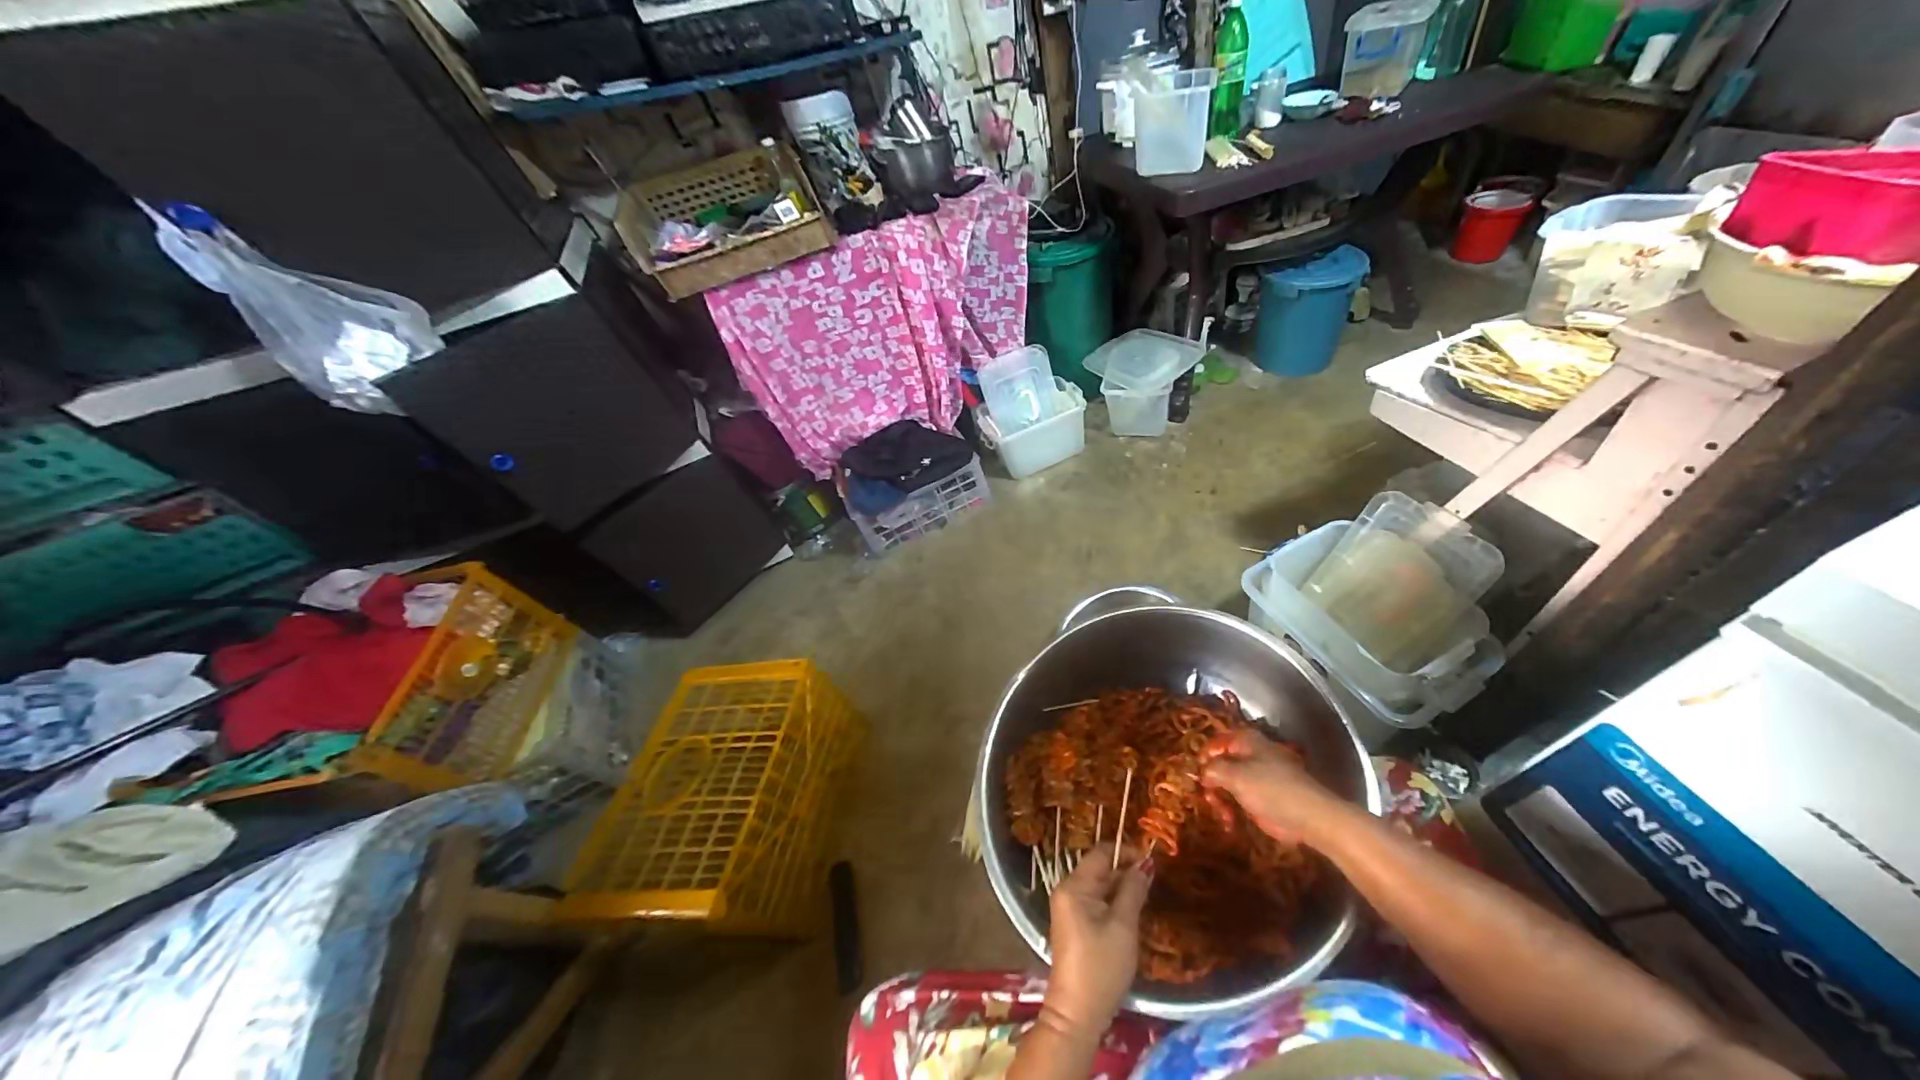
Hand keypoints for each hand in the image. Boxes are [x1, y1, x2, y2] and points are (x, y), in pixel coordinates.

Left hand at [1041, 842, 1151, 1038]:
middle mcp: (1067, 890)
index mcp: (1074, 886)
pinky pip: (1095, 900)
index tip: (1152, 860)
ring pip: (1099, 885)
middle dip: (1125, 869)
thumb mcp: (1123, 926)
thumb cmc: (1101, 966)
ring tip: (1148, 891)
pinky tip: (1132, 909)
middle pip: (1098, 868)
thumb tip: (1145, 864)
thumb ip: (1133, 890)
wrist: (1077, 1012)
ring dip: (1121, 886)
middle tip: (1154, 877)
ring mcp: (1068, 907)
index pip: (1100, 853)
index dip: (1125, 851)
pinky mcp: (1074, 923)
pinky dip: (1113, 900)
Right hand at [1200, 728, 1349, 844]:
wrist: (1309, 817)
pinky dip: (1233, 809)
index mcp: (1246, 740)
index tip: (1196, 775)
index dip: (1204, 756)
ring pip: (1229, 782)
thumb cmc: (1270, 789)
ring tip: (1222, 815)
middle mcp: (1252, 753)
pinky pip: (1241, 798)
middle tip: (1208, 799)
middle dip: (1212, 781)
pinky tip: (1231, 822)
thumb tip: (1203, 772)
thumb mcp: (1234, 775)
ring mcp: (1259, 776)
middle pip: (1221, 763)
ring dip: (1221, 798)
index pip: (1216, 741)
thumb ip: (1213, 769)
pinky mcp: (1265, 796)